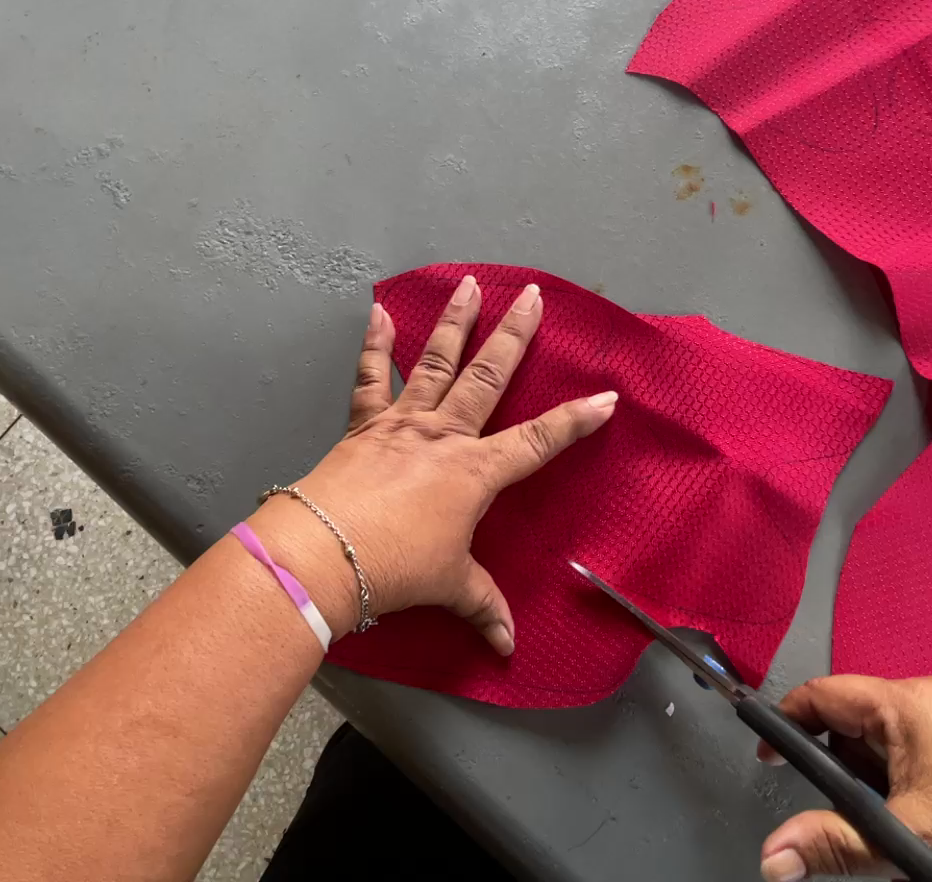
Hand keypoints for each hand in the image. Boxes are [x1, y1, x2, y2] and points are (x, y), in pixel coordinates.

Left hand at [251, 273, 616, 653]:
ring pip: (436, 363)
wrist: (325, 554)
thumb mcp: (449, 587)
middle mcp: (443, 435)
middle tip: (532, 295)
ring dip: (455, 322)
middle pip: (487, 376)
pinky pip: (372, 377)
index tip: (605, 397)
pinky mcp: (364, 424)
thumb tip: (509, 647)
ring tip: (469, 284)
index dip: (575, 421)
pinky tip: (379, 312)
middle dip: (514, 334)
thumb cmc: (396, 568)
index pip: (538, 442)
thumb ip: (483, 607)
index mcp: (474, 472)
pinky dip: (376, 344)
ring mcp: (402, 423)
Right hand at [755, 675, 931, 881]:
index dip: (786, 721)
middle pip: (856, 715)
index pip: (822, 693)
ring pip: (890, 735)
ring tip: (895, 823)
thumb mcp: (908, 842)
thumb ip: (831, 842)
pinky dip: (909, 778)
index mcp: (908, 700)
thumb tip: (768, 858)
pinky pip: (925, 746)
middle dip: (838, 761)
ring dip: (875, 774)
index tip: (768, 759)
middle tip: (843, 811)